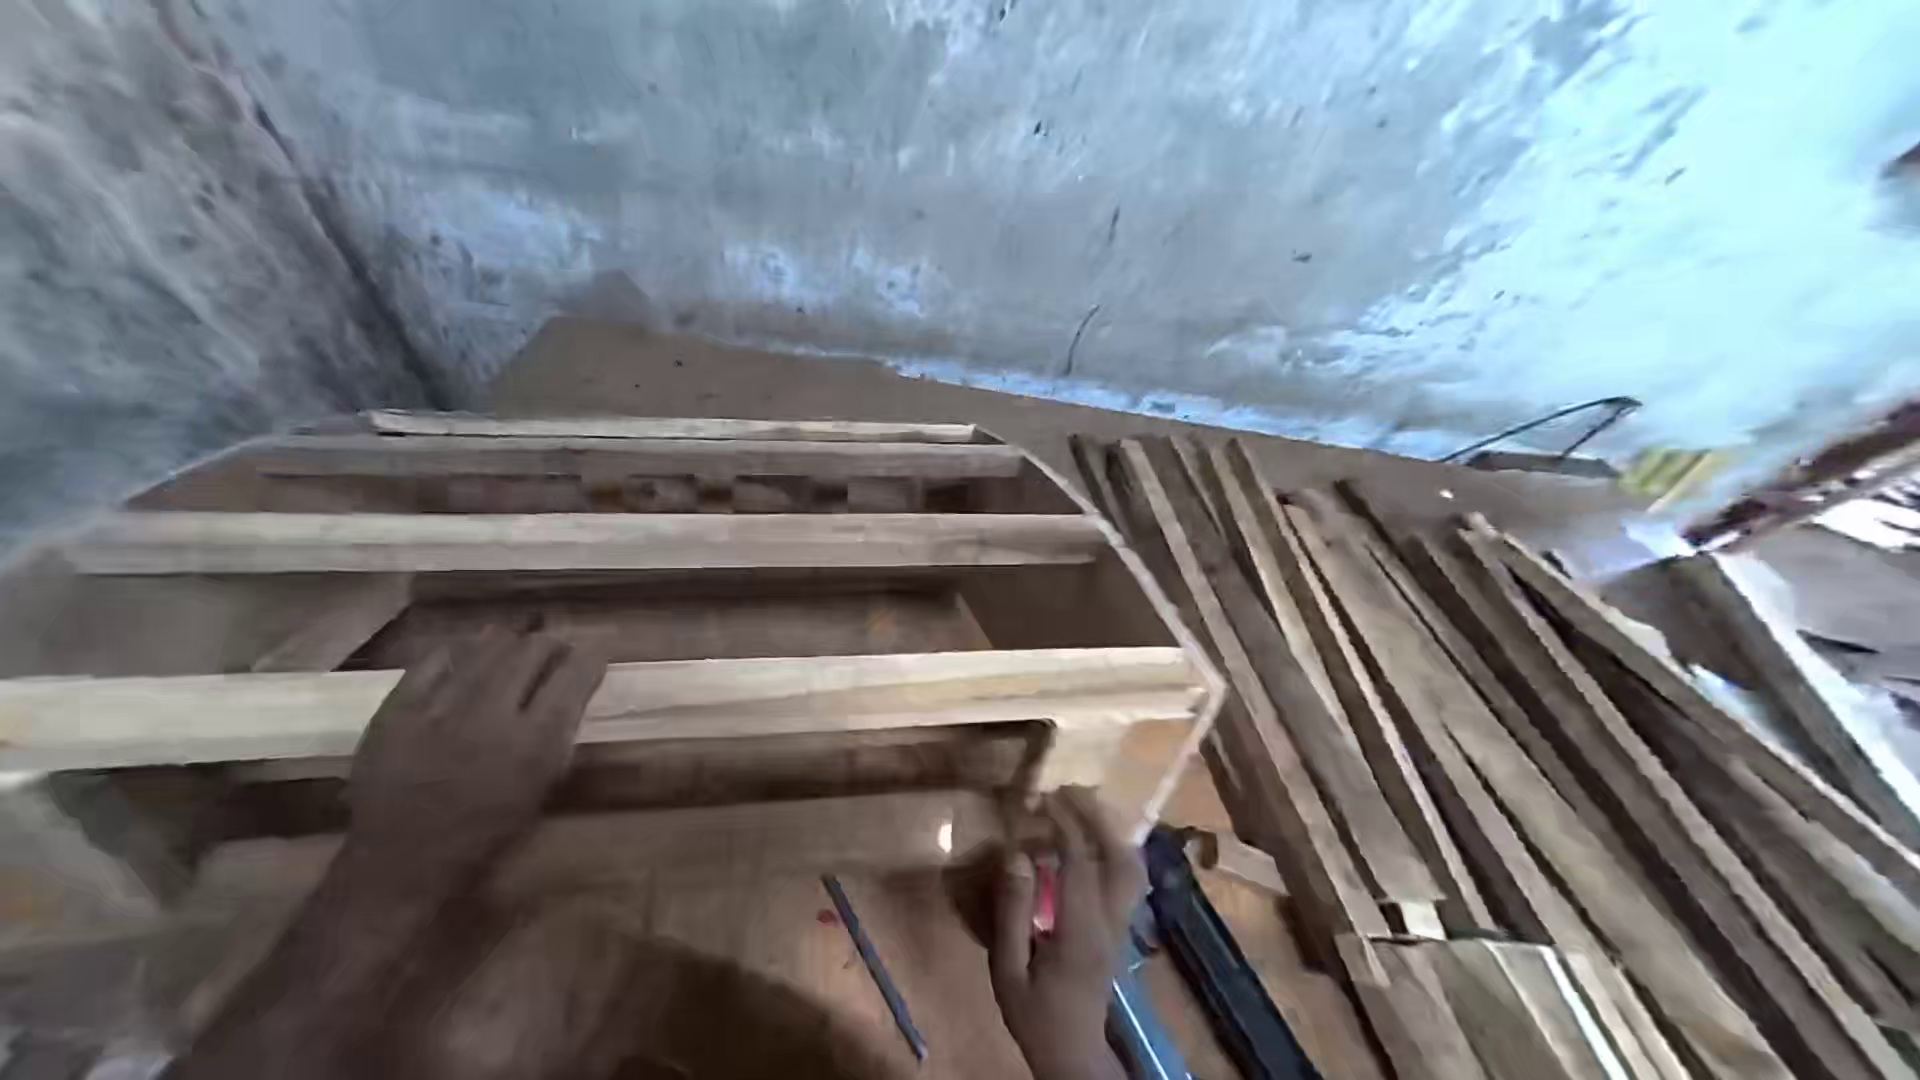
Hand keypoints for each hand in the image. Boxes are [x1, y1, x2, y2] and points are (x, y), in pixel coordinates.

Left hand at [341, 629, 603, 890]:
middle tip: (557, 650)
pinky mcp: (397, 711)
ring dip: (510, 641)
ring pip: (485, 648)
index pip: (574, 676)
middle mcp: (490, 715)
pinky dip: (458, 652)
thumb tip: (575, 688)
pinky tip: (468, 655)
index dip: (593, 655)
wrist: (402, 860)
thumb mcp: (543, 783)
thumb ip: (561, 731)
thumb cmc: (488, 828)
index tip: (599, 648)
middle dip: (552, 643)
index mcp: (533, 741)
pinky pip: (433, 661)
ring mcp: (439, 709)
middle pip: (531, 651)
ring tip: (516, 646)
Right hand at [989, 787, 1142, 1079]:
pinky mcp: (1121, 928)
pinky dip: (1115, 847)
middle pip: (1121, 859)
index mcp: (1081, 931)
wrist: (1074, 1056)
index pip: (1081, 863)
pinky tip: (1095, 836)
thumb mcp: (1009, 970)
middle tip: (1071, 790)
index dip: (1065, 824)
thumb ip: (1012, 913)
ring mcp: (1122, 925)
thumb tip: (1017, 855)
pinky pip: (1128, 877)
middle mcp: (1110, 922)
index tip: (1045, 797)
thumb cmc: (1036, 1014)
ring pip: (1133, 868)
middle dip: (1098, 818)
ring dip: (1111, 830)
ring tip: (1084, 805)